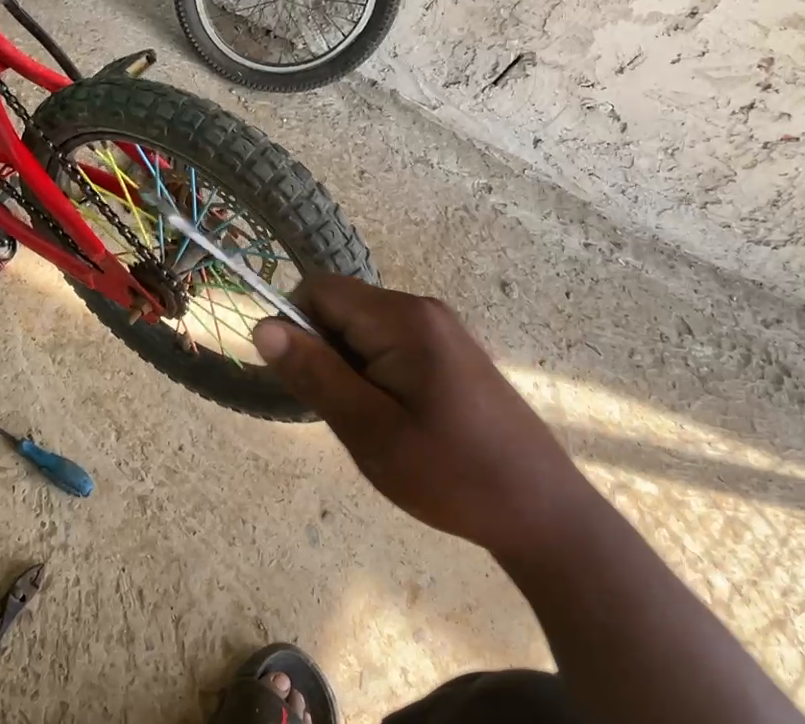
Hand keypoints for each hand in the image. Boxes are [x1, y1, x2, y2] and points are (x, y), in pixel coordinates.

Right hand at [253, 275, 598, 558]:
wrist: (543, 514)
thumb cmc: (452, 474)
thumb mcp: (369, 430)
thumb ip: (314, 373)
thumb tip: (261, 325)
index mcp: (403, 319)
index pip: (318, 290)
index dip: (296, 328)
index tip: (308, 383)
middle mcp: (423, 310)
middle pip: (339, 309)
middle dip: (324, 355)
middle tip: (347, 416)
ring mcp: (441, 331)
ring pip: (361, 332)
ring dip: (349, 371)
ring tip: (375, 426)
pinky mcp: (451, 354)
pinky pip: (388, 347)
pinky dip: (375, 378)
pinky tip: (399, 424)